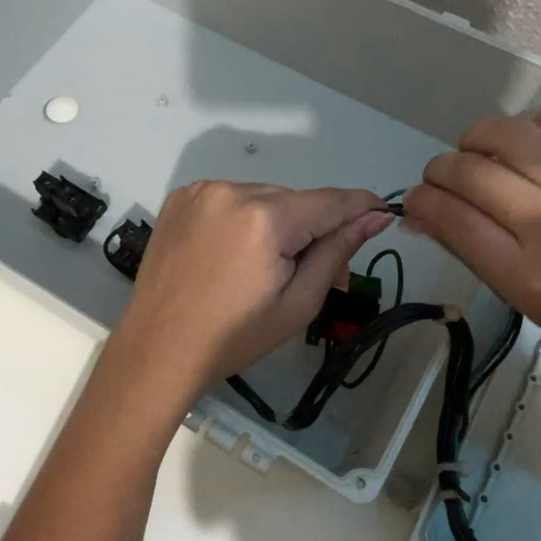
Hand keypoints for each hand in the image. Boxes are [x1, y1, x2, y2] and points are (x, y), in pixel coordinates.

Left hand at [108, 182, 390, 403]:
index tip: (382, 214)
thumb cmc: (234, 336)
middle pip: (295, 201)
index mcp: (264, 218)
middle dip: (313, 230)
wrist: (158, 349)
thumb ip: (338, 251)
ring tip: (267, 269)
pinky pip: (231, 199)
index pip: (329, 201)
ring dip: (276, 223)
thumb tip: (374, 216)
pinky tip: (234, 255)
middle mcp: (232, 190)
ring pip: (263, 198)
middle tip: (319, 275)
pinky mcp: (180, 199)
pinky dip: (243, 219)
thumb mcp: (299, 301)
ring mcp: (201, 191)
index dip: (359, 206)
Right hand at [402, 102, 540, 351]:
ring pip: (504, 133)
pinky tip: (531, 145)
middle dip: (438, 171)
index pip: (452, 219)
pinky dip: (530, 125)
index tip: (415, 199)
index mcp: (531, 272)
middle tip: (442, 178)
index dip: (421, 202)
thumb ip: (474, 252)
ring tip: (478, 154)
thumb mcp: (530, 300)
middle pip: (469, 172)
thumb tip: (424, 214)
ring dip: (474, 139)